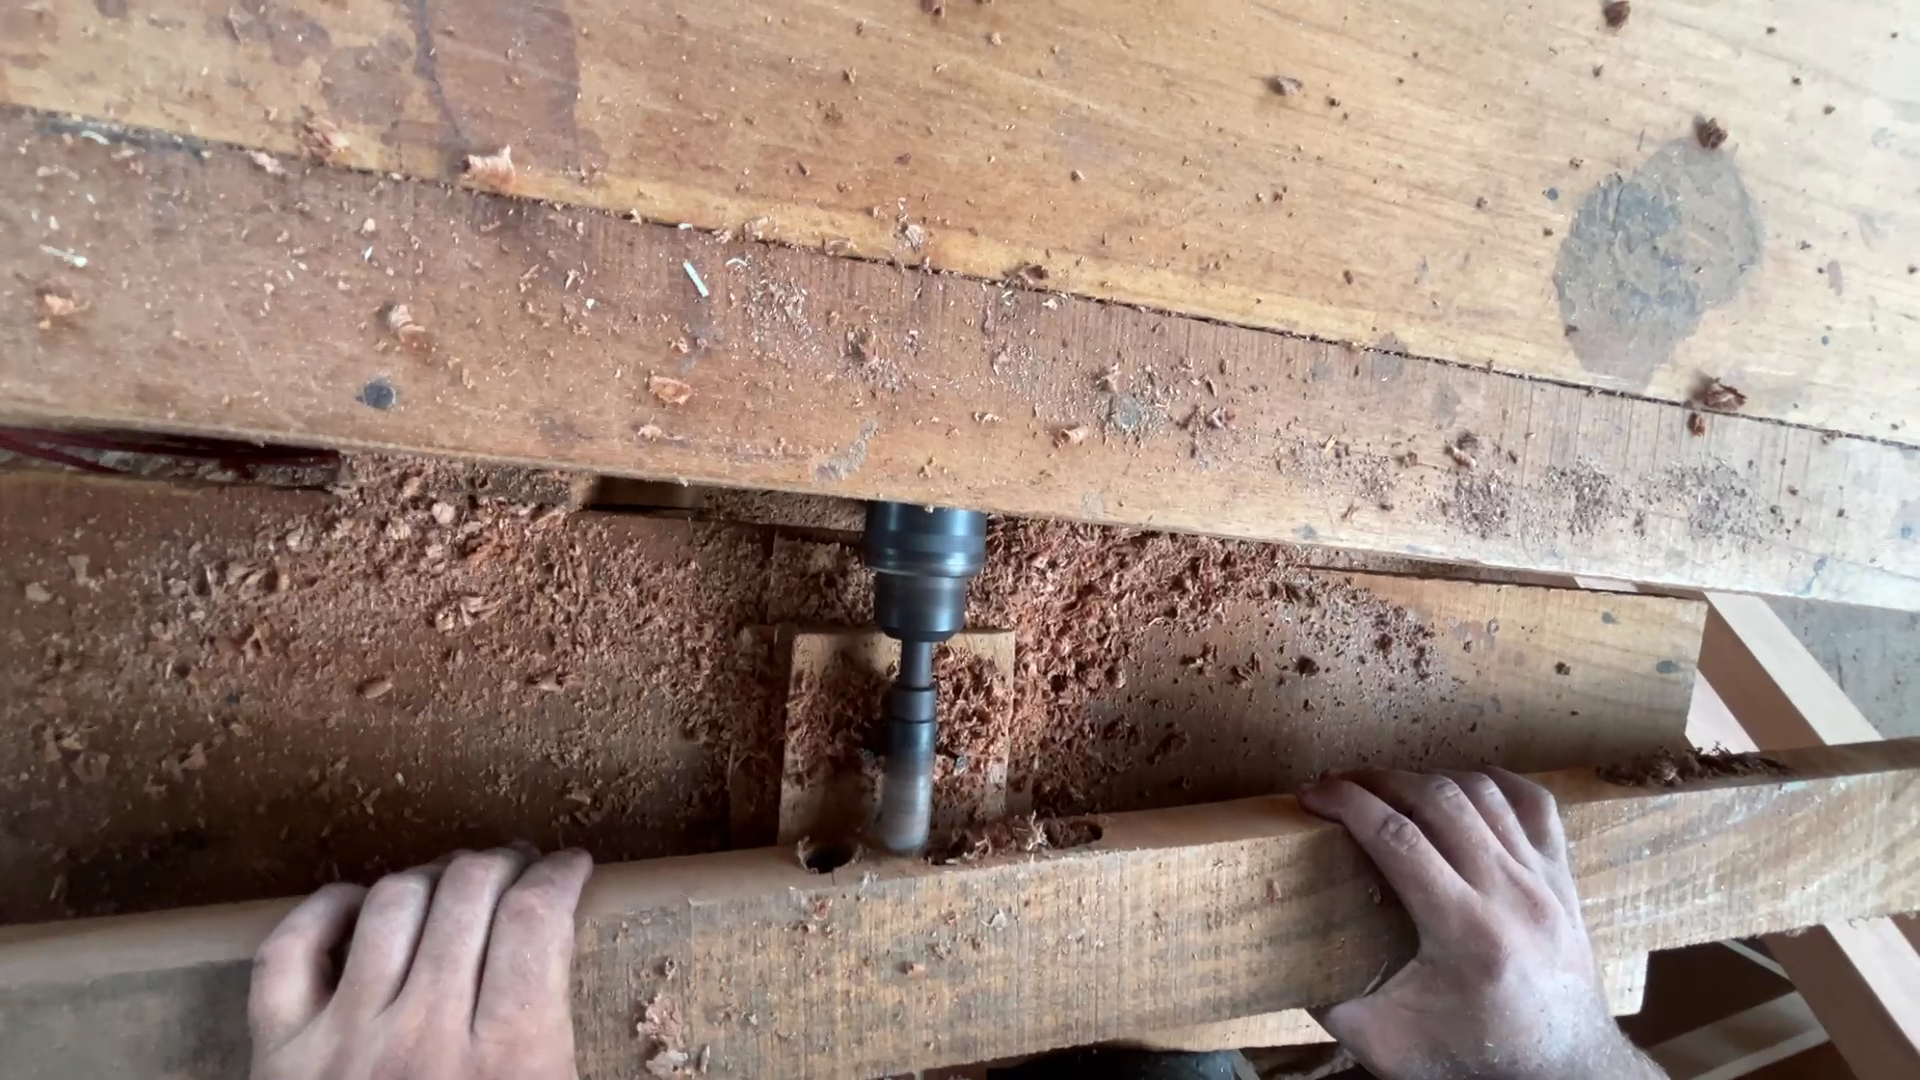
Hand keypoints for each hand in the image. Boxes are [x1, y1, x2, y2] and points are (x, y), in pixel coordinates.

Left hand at [248, 847, 592, 1079]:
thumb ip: (561, 1023)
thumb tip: (575, 936)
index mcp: (506, 1053)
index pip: (536, 914)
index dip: (562, 870)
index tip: (573, 865)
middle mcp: (421, 1034)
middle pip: (472, 890)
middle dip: (508, 862)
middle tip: (522, 870)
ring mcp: (339, 1043)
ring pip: (394, 901)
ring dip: (437, 874)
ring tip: (457, 886)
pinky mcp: (274, 1056)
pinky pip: (287, 950)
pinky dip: (327, 908)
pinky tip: (366, 905)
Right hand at [1298, 769, 1662, 1079]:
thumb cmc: (1474, 1061)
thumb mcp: (1385, 1046)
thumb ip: (1326, 1001)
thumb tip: (1271, 948)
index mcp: (1466, 933)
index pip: (1397, 836)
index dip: (1345, 802)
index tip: (1309, 795)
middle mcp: (1512, 896)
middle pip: (1435, 799)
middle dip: (1374, 779)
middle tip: (1335, 786)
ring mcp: (1545, 882)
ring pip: (1480, 791)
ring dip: (1422, 777)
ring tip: (1385, 788)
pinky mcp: (1563, 878)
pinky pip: (1531, 804)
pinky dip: (1489, 782)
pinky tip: (1455, 787)